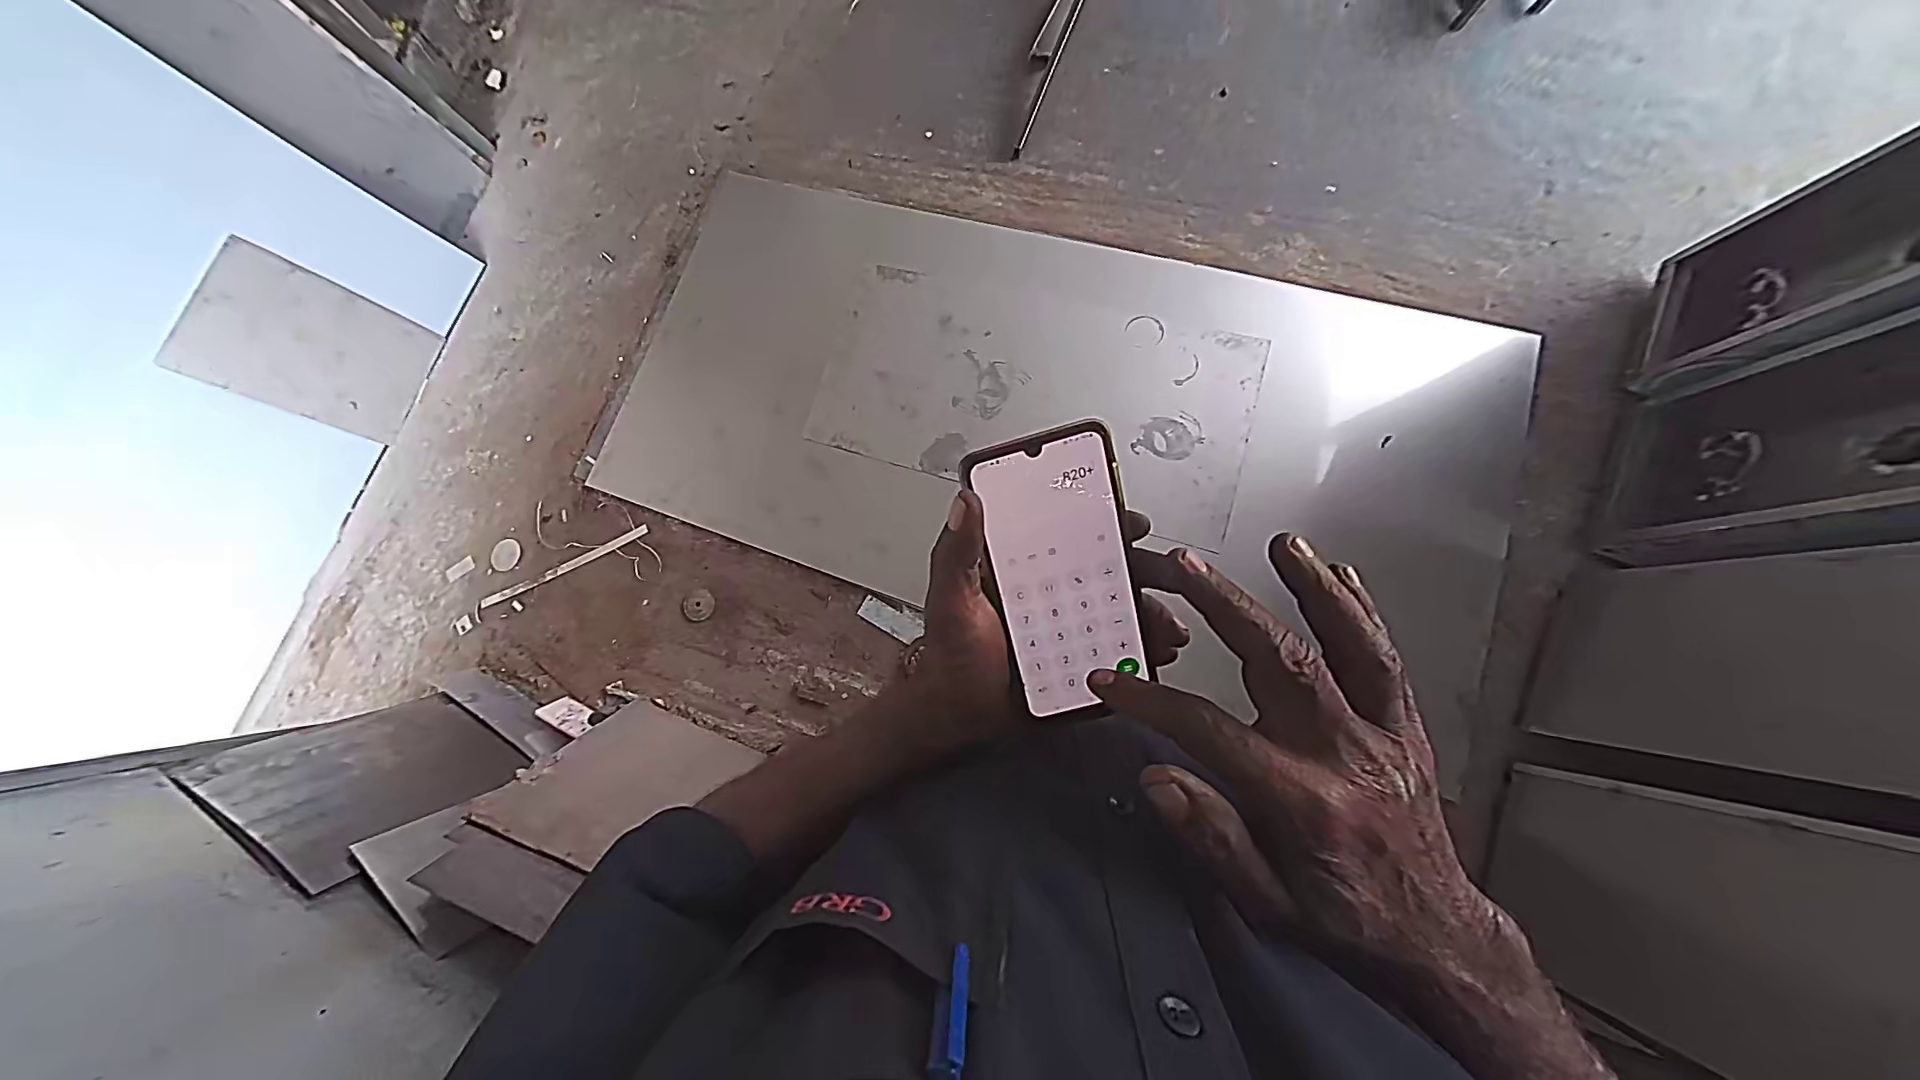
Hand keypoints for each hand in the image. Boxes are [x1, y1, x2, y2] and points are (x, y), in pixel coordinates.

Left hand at [880, 491, 1191, 766]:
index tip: (1133, 524)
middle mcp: (1047, 592)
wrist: (958, 716)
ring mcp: (1065, 626)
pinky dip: (1139, 649)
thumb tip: (966, 501)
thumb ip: (957, 554)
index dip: (1102, 523)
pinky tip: (1153, 656)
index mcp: (1019, 569)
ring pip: (1118, 609)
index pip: (1066, 533)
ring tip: (1168, 629)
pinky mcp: (1076, 658)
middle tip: (1174, 579)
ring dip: (1149, 614)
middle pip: (1105, 569)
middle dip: (1144, 572)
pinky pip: (1116, 648)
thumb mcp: (951, 601)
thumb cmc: (949, 658)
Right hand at [1089, 536, 1610, 1079]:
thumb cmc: (1343, 921)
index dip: (1154, 703)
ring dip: (1312, 589)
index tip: (1111, 684)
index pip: (1211, 731)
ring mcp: (1383, 735)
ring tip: (1283, 544)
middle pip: (1280, 662)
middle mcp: (1345, 755)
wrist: (1437, 938)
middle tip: (1185, 566)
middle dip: (1226, 606)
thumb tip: (1158, 778)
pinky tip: (1342, 574)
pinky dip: (1361, 612)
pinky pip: (1384, 662)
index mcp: (1302, 799)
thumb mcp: (1267, 903)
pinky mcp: (1405, 728)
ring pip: (1348, 648)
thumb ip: (1213, 837)